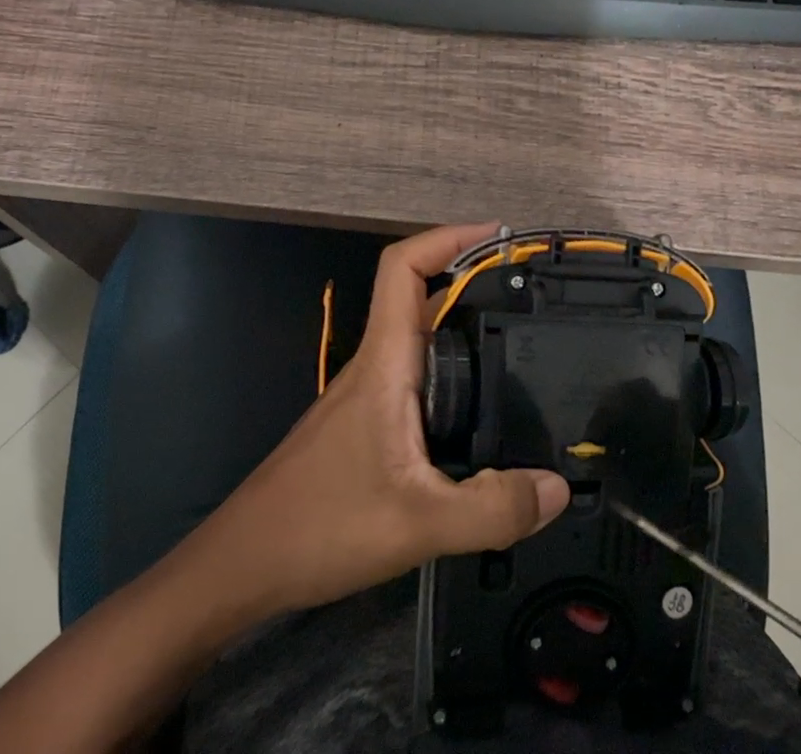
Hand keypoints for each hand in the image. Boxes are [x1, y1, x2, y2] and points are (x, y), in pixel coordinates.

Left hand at [172, 222, 570, 618]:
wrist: (245, 563)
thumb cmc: (319, 529)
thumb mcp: (419, 525)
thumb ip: (493, 510)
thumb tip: (556, 488)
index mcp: (382, 368)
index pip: (402, 271)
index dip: (447, 239)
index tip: (498, 236)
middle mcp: (372, 373)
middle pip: (418, 303)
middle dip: (472, 286)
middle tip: (532, 300)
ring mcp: (363, 403)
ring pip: (417, 349)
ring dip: (463, 336)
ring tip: (521, 354)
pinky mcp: (361, 433)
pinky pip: (413, 388)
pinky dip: (451, 383)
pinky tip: (479, 423)